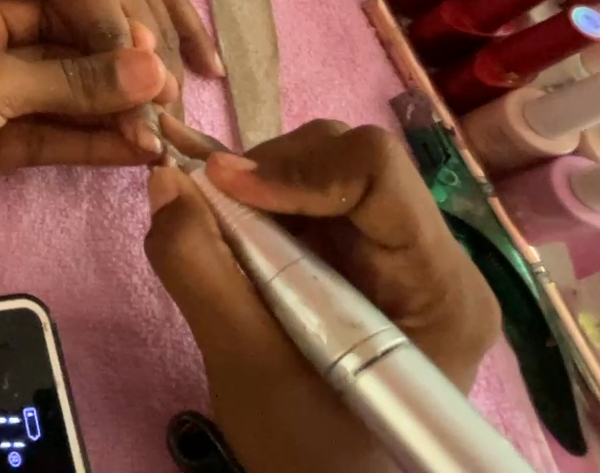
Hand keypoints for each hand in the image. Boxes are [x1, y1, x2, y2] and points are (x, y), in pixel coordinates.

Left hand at [0, 0, 171, 240]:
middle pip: (57, 61)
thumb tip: (152, 71)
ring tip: (161, 134)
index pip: (50, 14)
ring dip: (104, 118)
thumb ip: (72, 79)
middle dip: (109, 81)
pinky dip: (83, 144)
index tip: (155, 54)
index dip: (100, 33)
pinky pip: (44, 138)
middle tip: (167, 102)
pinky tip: (128, 152)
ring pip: (55, 104)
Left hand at [0, 0, 220, 151]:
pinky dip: (192, 33)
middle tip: (165, 147)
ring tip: (185, 128)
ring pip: (159, 24)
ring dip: (173, 74)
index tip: (137, 123)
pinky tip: (212, 67)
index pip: (97, 25)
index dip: (117, 74)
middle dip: (150, 92)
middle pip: (137, 36)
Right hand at [144, 120, 500, 472]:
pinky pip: (297, 192)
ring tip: (214, 229)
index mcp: (436, 287)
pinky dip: (247, 196)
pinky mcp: (354, 252)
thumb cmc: (308, 452)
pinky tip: (215, 215)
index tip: (222, 188)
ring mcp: (390, 251)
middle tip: (209, 212)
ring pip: (316, 164)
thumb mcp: (244, 365)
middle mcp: (426, 254)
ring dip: (251, 186)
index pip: (376, 172)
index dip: (294, 167)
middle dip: (265, 173)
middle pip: (344, 156)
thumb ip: (200, 269)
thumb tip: (163, 178)